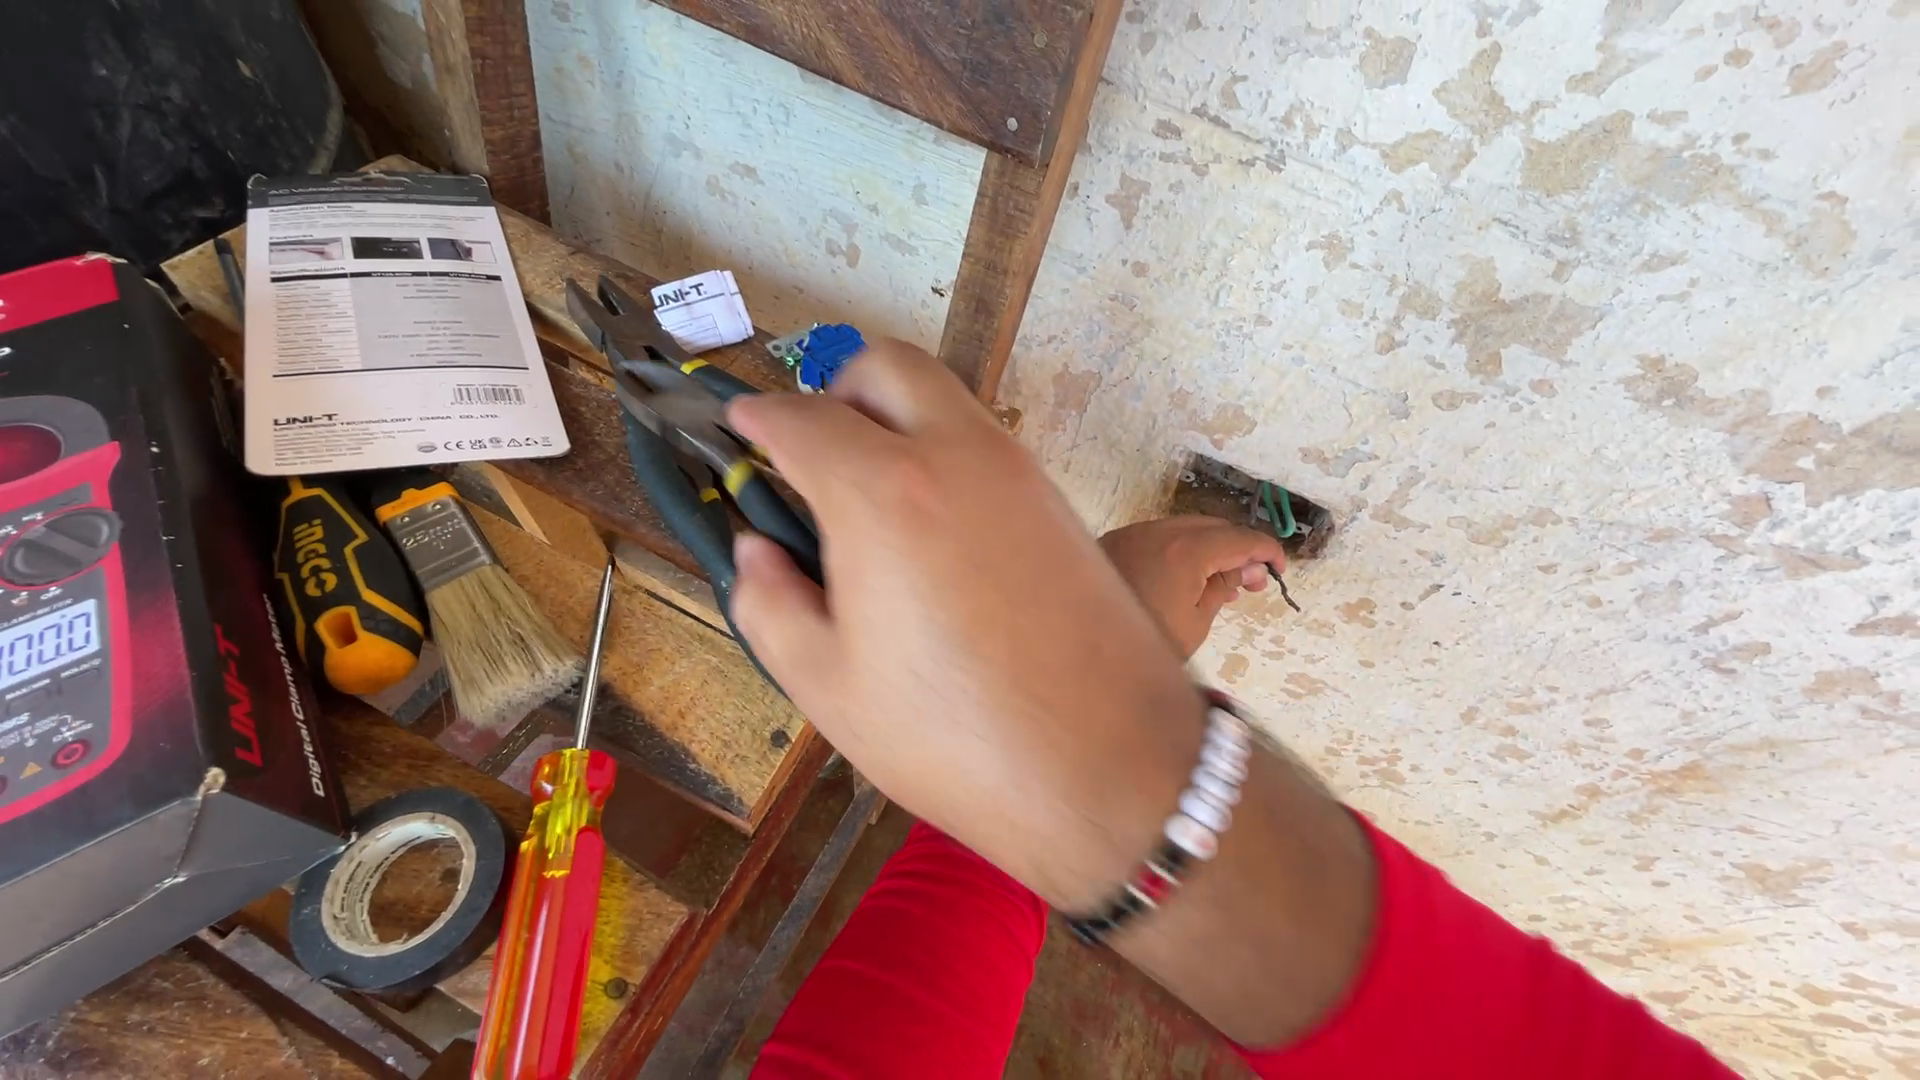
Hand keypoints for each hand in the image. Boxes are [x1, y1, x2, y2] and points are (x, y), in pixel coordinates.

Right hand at [728, 342, 1369, 1046]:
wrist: (1106, 766)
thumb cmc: (951, 736)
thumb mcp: (826, 684)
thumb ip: (768, 601)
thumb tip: (757, 547)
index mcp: (883, 491)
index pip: (801, 418)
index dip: (757, 416)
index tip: (739, 425)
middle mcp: (956, 454)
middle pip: (886, 365)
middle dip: (835, 389)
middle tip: (813, 452)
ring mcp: (1019, 471)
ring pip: (944, 398)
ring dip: (894, 418)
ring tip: (871, 497)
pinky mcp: (1059, 501)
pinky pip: (984, 444)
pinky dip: (943, 453)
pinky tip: (933, 530)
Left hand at [1100, 517, 1284, 658]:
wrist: (1078, 645)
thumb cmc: (1144, 642)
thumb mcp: (1195, 622)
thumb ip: (1222, 588)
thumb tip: (1245, 571)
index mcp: (1186, 549)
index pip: (1240, 539)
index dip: (1267, 552)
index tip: (1279, 571)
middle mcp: (1157, 530)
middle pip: (1212, 527)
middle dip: (1237, 549)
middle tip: (1252, 581)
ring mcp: (1131, 533)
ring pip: (1182, 529)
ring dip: (1208, 549)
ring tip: (1221, 584)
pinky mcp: (1112, 543)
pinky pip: (1156, 538)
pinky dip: (1178, 551)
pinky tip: (1186, 577)